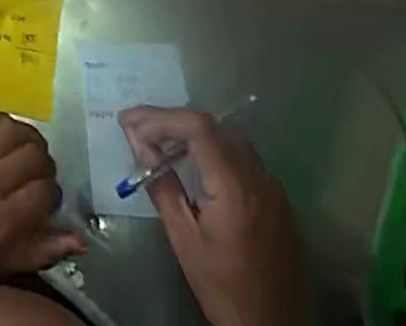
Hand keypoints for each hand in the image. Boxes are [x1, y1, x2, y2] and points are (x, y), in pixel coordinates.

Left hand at [0, 112, 87, 290]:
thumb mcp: (4, 264)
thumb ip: (45, 250)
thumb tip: (81, 239)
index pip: (44, 191)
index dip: (52, 193)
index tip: (47, 198)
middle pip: (33, 156)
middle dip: (44, 165)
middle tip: (38, 174)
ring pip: (15, 131)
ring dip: (28, 140)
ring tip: (27, 151)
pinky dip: (5, 124)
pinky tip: (7, 137)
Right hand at [120, 107, 300, 325]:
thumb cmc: (223, 288)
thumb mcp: (184, 240)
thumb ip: (162, 186)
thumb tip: (139, 145)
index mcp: (235, 188)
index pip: (198, 128)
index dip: (161, 117)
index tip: (129, 123)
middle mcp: (258, 177)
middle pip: (211, 125)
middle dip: (171, 120)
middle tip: (136, 126)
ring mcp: (272, 185)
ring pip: (227, 135)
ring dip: (191, 130)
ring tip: (158, 139)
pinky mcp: (276, 196)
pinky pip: (240, 155)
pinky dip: (211, 147)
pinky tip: (192, 162)